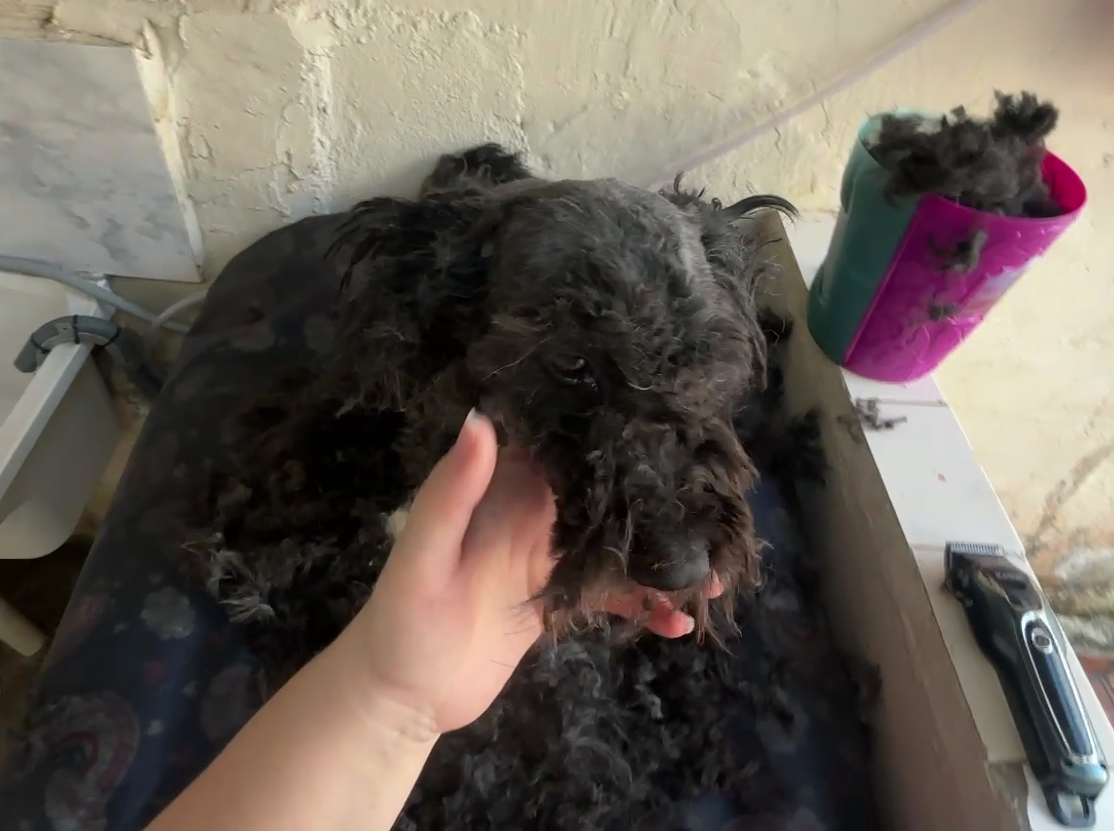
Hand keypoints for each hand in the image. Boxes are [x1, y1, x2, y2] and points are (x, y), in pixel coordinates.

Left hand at [332, 412, 720, 738]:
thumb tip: (482, 418)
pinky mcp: (556, 602)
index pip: (564, 448)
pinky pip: (609, 595)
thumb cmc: (404, 617)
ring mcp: (548, 559)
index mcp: (504, 491)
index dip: (611, 435)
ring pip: (615, 544)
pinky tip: (678, 623)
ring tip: (712, 571)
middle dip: (654, 498)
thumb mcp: (423, 553)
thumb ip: (453, 491)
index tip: (666, 429)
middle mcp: (532, 515)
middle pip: (604, 495)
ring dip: (658, 555)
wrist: (400, 696)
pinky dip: (643, 605)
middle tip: (711, 507)